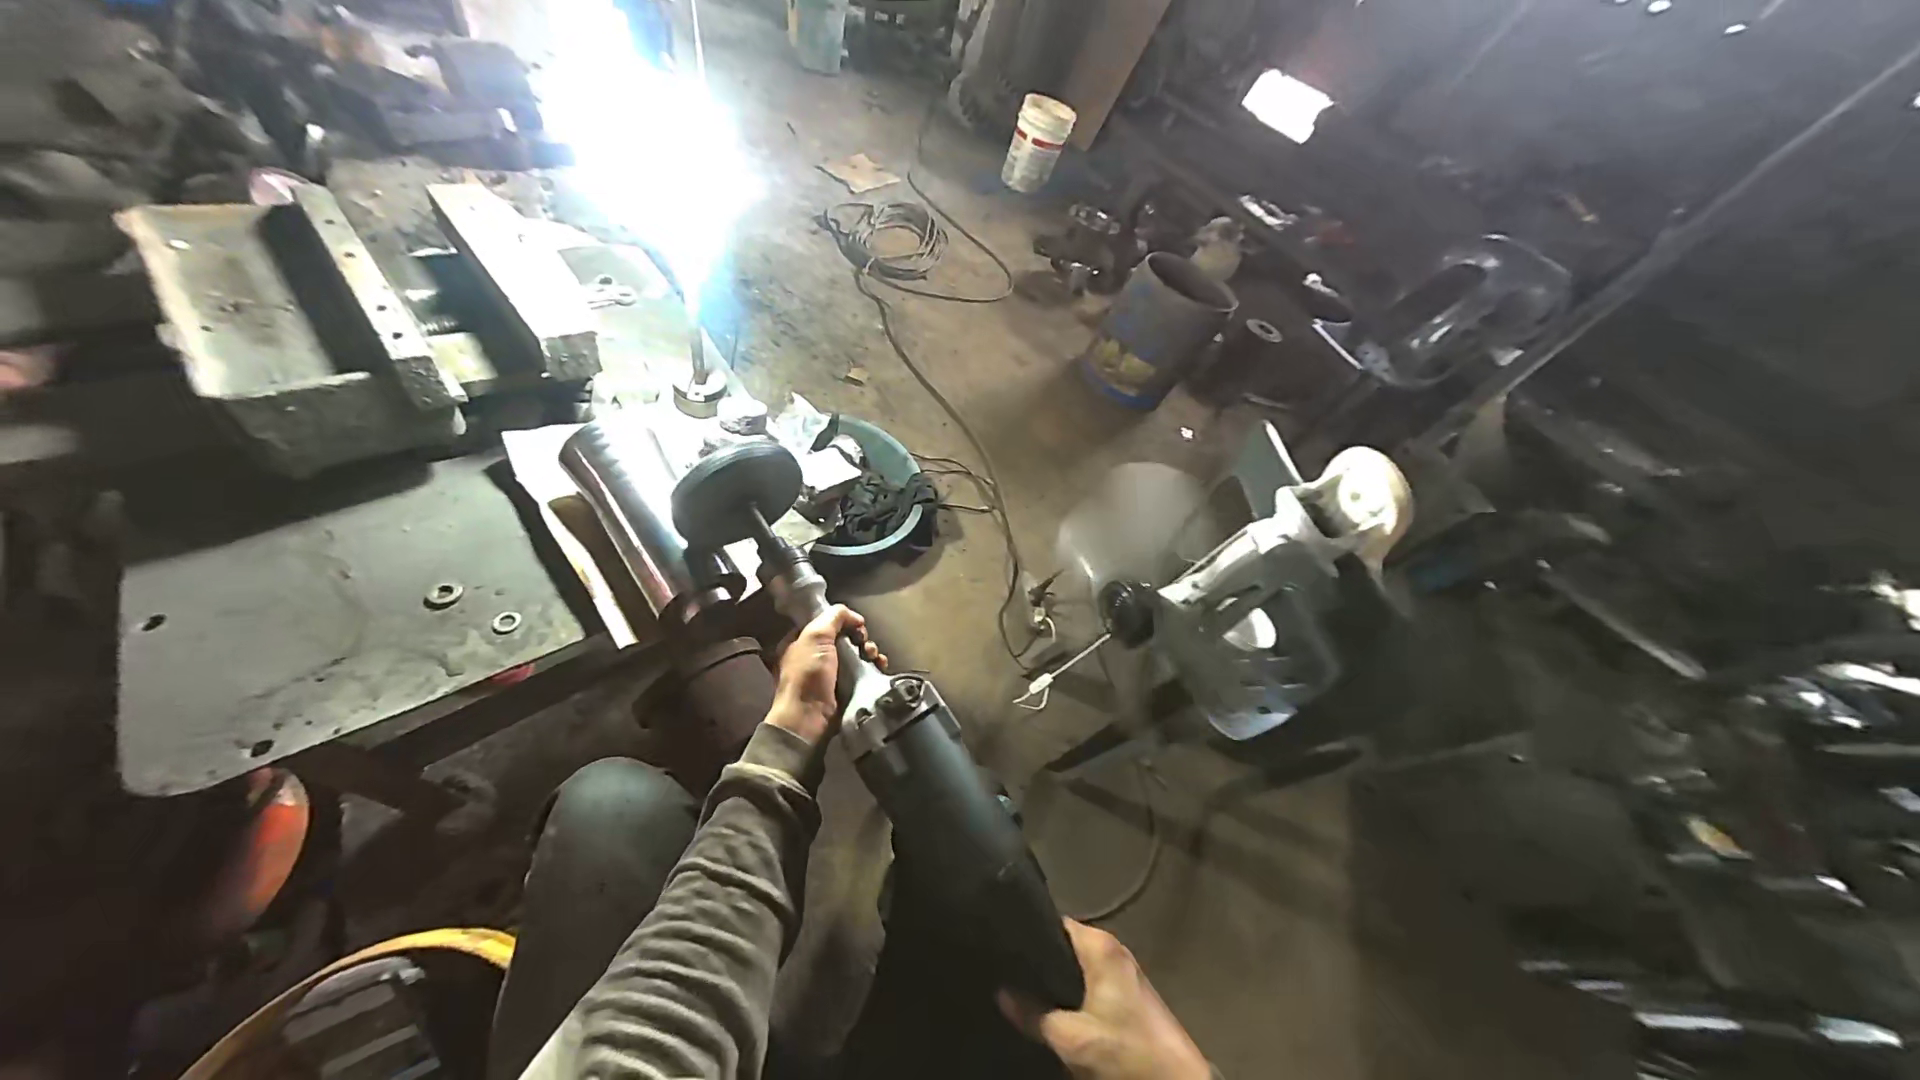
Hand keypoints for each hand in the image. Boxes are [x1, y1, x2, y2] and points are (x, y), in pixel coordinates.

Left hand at [766, 604, 885, 744]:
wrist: (809, 718)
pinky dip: (874, 666)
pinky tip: (880, 665)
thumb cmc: (808, 674)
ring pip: (857, 653)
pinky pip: (864, 671)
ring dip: (870, 650)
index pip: (827, 622)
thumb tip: (855, 617)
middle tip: (863, 642)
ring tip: (873, 656)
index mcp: (801, 641)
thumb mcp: (815, 635)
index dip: (843, 620)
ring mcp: (831, 673)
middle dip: (860, 637)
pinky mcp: (846, 688)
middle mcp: (815, 655)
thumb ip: (834, 617)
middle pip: (846, 637)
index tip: (855, 625)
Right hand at [998, 920, 1208, 1079]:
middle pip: (1064, 943)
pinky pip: (1090, 981)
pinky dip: (1071, 992)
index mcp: (1099, 944)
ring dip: (1055, 980)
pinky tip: (1053, 1009)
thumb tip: (1001, 993)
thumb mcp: (1073, 1039)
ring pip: (1077, 965)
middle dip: (1039, 960)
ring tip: (1022, 991)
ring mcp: (1123, 970)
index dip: (1027, 935)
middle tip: (1007, 973)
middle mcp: (1111, 948)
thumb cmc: (1127, 1053)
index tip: (1002, 948)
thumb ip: (1034, 1015)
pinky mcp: (1129, 994)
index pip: (1052, 922)